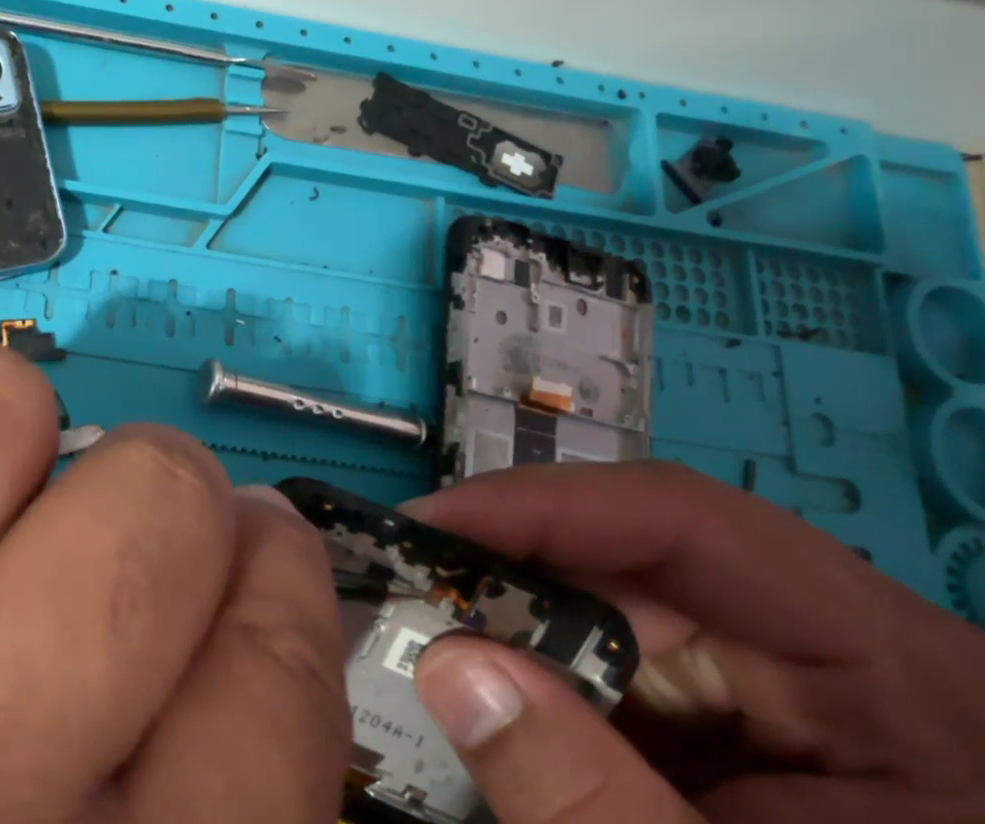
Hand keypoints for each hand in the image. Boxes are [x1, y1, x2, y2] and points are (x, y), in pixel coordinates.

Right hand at [401, 462, 984, 823]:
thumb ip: (594, 802)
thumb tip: (447, 667)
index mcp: (901, 668)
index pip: (691, 526)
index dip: (546, 507)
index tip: (426, 524)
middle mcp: (835, 643)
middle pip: (639, 559)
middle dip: (512, 570)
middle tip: (401, 585)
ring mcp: (787, 679)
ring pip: (619, 609)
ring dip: (519, 625)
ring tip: (424, 632)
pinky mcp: (744, 715)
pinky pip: (622, 665)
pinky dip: (545, 677)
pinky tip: (487, 692)